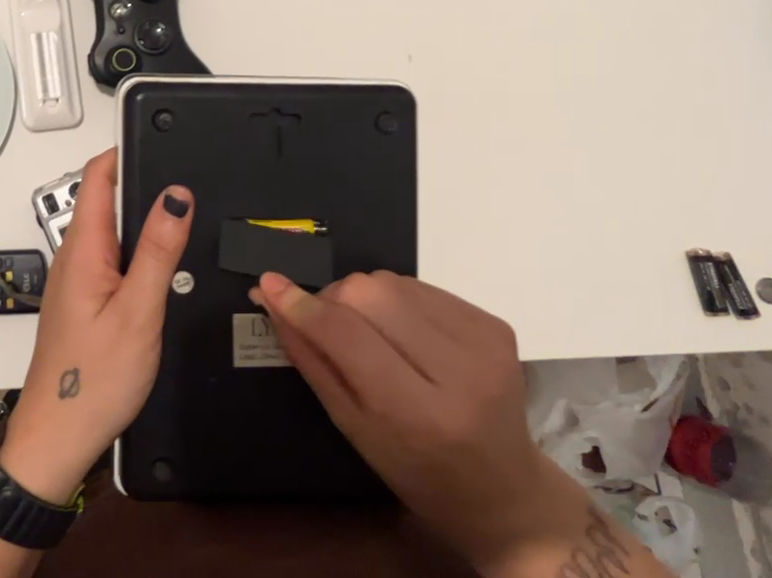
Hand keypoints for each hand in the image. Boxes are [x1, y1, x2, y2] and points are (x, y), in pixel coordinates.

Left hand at [0, 148, 193, 502]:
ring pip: (108, 228)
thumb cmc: (92, 380)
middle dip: (139, 181)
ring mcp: (76, 278)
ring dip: (139, 215)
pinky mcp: (83, 298)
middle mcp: (74, 256)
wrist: (60, 432)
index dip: (124, 151)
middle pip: (103, 198)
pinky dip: (134, 247)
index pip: (97, 178)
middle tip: (180, 177)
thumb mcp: (139, 310)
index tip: (156, 139)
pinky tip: (158, 265)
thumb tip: (174, 197)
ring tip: (177, 217)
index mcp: (83, 249)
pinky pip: (109, 256)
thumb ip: (158, 250)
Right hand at [251, 271, 600, 573]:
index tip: (268, 285)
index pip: (346, 334)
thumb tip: (270, 298)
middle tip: (328, 326)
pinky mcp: (496, 325)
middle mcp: (460, 370)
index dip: (302, 305)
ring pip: (391, 281)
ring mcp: (485, 343)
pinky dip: (396, 300)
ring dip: (365, 298)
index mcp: (418, 413)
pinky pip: (421, 286)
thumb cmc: (415, 470)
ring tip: (372, 335)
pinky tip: (403, 333)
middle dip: (334, 300)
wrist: (503, 490)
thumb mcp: (352, 427)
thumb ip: (310, 359)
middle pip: (368, 293)